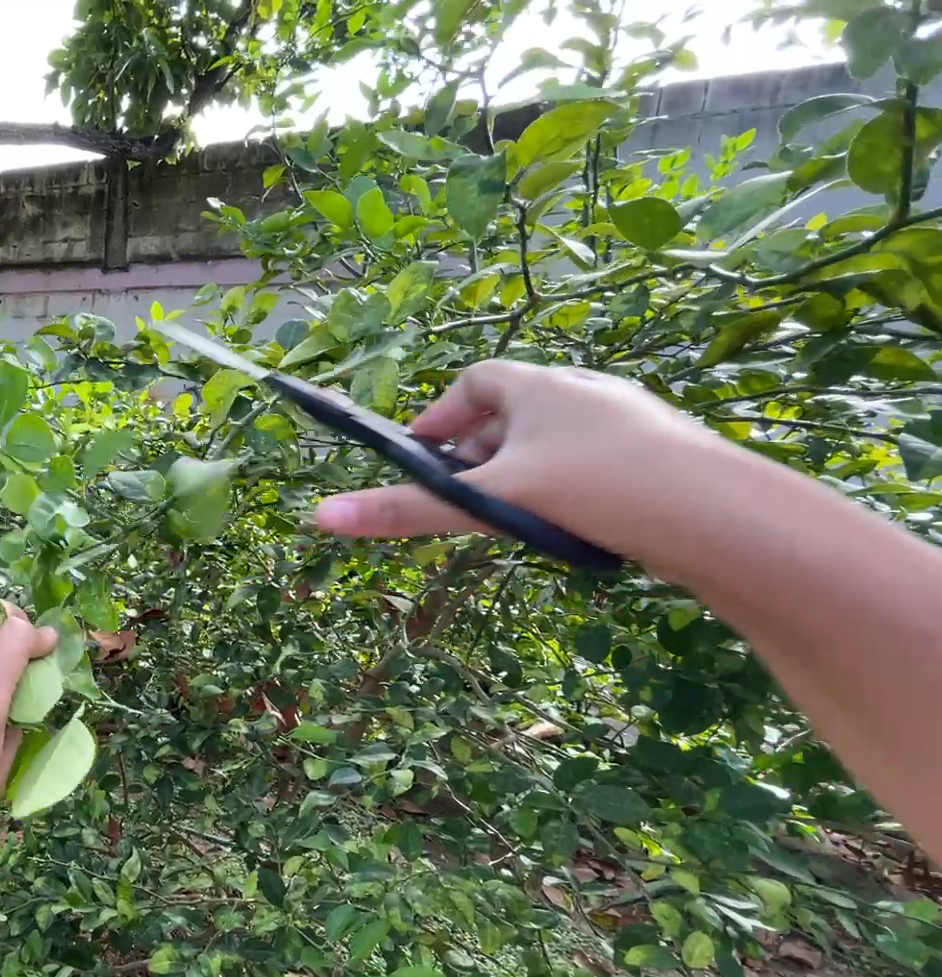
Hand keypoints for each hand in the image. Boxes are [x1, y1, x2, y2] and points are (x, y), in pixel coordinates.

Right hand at [314, 360, 720, 558]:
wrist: (729, 519)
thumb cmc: (593, 488)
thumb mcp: (488, 501)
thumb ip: (405, 510)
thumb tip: (320, 516)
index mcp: (539, 387)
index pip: (474, 380)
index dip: (441, 414)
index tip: (424, 454)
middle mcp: (585, 392)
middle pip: (510, 410)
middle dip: (477, 448)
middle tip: (463, 492)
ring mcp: (629, 421)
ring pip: (553, 437)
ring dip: (521, 468)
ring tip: (513, 513)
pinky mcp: (662, 453)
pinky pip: (592, 458)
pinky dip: (566, 482)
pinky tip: (570, 521)